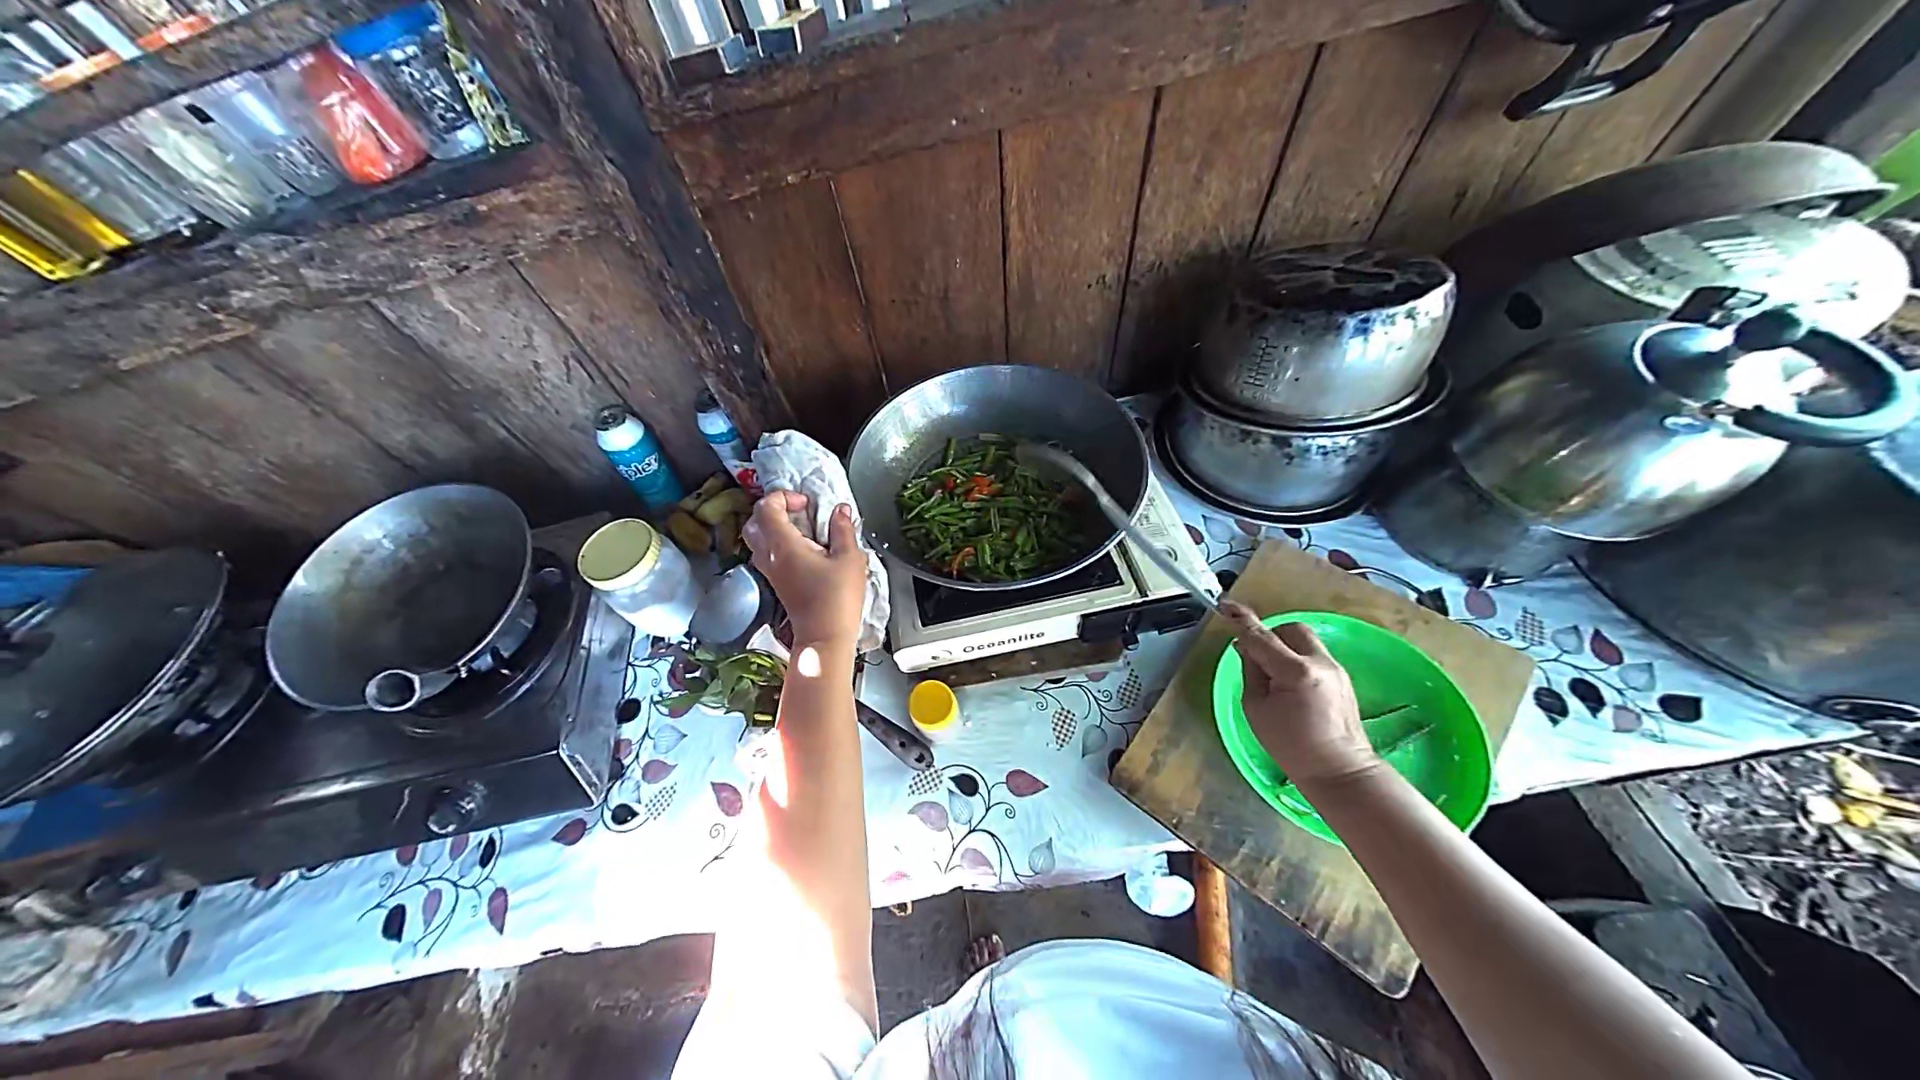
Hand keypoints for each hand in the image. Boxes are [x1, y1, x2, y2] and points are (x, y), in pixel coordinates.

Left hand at [743, 491, 866, 647]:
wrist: (825, 638)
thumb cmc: (837, 599)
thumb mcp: (850, 558)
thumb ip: (843, 530)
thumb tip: (841, 511)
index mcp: (782, 545)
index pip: (766, 508)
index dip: (784, 497)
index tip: (807, 503)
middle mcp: (769, 556)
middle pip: (755, 522)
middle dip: (774, 509)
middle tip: (799, 511)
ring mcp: (770, 571)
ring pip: (757, 539)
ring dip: (775, 527)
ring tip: (803, 529)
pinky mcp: (777, 583)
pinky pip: (767, 554)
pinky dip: (779, 543)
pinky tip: (805, 549)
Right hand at [1222, 602, 1375, 786]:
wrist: (1339, 771)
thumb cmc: (1291, 746)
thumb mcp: (1256, 708)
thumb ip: (1251, 671)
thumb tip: (1246, 648)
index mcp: (1295, 672)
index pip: (1261, 637)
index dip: (1241, 620)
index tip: (1226, 605)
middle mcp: (1320, 663)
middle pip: (1290, 628)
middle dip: (1271, 635)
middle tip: (1258, 658)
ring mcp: (1336, 669)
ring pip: (1305, 640)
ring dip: (1286, 647)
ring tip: (1275, 676)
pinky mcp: (1343, 677)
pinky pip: (1314, 655)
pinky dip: (1298, 659)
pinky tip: (1292, 686)